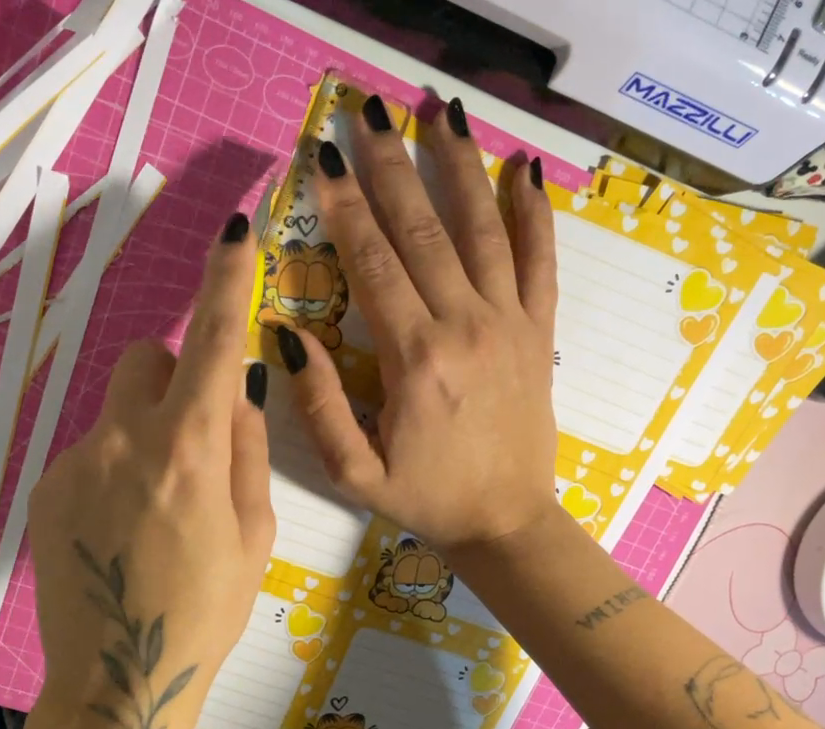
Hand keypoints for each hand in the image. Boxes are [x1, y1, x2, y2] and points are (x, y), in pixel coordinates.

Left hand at [26, 213, 274, 728]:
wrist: (118, 680)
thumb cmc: (206, 614)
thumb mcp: (255, 538)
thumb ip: (247, 452)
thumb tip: (239, 389)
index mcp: (191, 449)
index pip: (212, 341)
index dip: (226, 280)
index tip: (233, 229)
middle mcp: (124, 439)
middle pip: (146, 359)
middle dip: (173, 377)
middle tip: (193, 437)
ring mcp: (75, 461)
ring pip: (116, 411)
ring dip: (142, 431)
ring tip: (153, 508)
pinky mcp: (45, 488)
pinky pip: (88, 451)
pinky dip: (110, 468)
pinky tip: (117, 530)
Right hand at [277, 97, 561, 552]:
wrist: (507, 520)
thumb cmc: (425, 498)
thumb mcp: (354, 472)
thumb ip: (317, 406)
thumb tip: (284, 338)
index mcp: (415, 360)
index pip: (373, 265)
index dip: (346, 209)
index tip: (325, 160)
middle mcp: (465, 325)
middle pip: (422, 230)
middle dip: (390, 167)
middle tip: (365, 113)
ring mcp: (509, 322)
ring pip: (482, 229)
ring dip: (458, 166)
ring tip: (440, 112)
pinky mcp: (538, 331)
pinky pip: (540, 260)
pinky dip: (533, 212)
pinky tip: (521, 168)